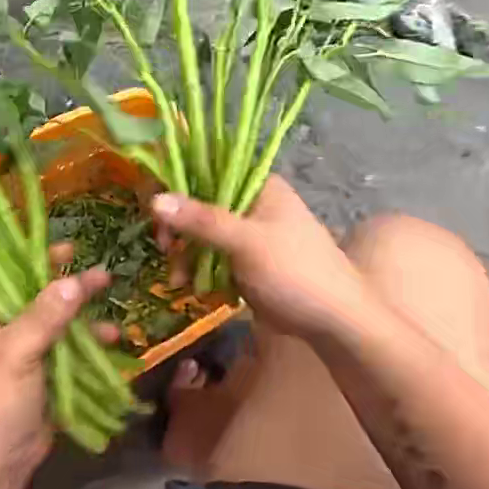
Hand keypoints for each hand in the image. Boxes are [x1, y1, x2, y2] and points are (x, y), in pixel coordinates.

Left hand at [0, 254, 108, 488]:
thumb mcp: (15, 354)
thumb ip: (45, 316)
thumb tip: (75, 281)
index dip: (14, 248)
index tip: (44, 236)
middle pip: (24, 284)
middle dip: (55, 273)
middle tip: (83, 256)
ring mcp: (15, 341)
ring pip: (48, 310)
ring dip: (77, 301)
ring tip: (108, 282)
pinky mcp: (37, 363)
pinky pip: (62, 339)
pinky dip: (85, 335)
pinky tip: (112, 334)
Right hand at [151, 175, 373, 338]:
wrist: (335, 323)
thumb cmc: (296, 272)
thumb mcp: (246, 242)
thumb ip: (201, 220)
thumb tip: (154, 200)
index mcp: (257, 184)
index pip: (205, 164)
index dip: (175, 177)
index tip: (152, 202)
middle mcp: (249, 201)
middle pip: (196, 199)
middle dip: (176, 224)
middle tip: (165, 245)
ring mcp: (245, 230)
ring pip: (198, 229)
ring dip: (183, 251)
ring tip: (177, 277)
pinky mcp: (242, 258)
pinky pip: (208, 253)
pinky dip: (195, 267)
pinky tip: (187, 285)